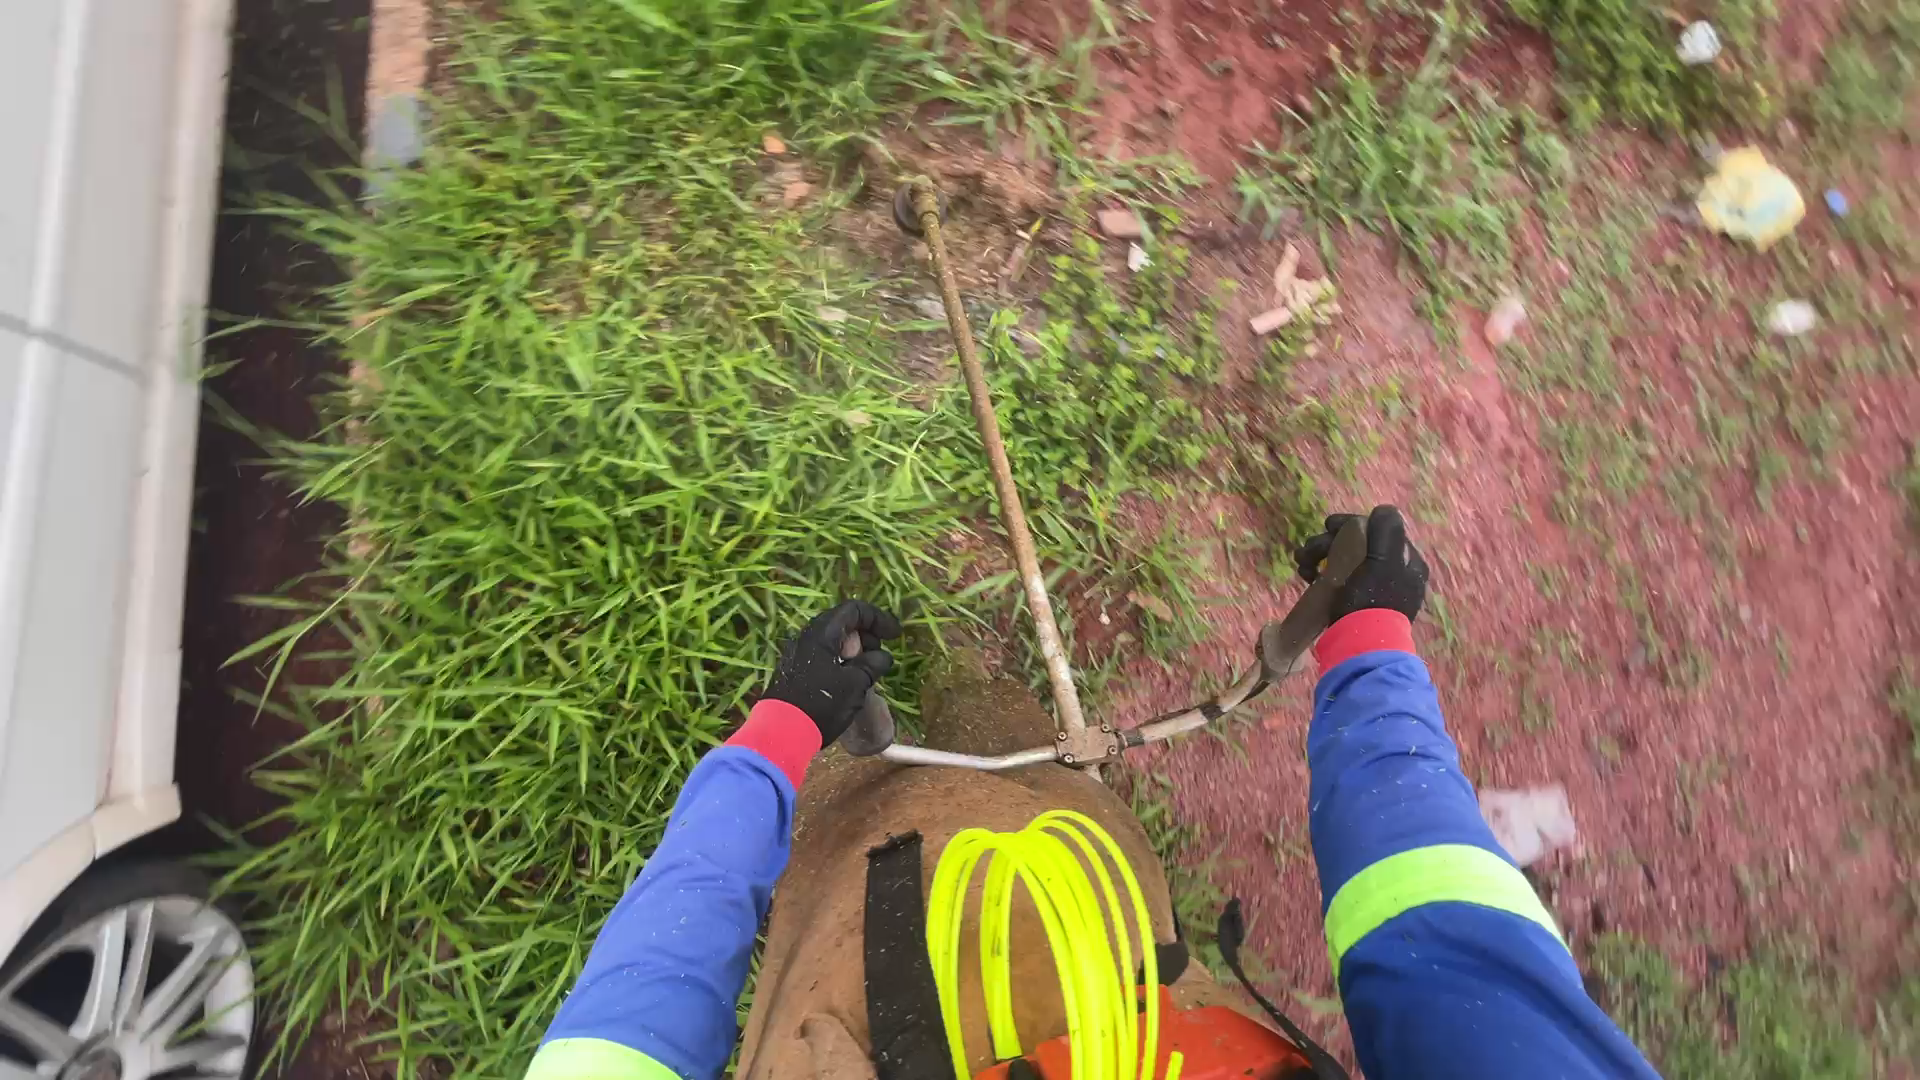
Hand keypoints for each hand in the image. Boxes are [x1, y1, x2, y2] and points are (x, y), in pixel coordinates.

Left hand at [763, 600, 901, 745]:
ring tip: (865, 670)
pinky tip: (847, 679)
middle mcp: (808, 636)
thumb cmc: (821, 704)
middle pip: (843, 622)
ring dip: (853, 648)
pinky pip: (823, 653)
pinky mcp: (794, 668)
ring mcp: (798, 652)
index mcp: (823, 634)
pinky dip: (840, 658)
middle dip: (866, 634)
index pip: (854, 610)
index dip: (878, 618)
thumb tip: (882, 657)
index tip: (894, 636)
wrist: (781, 733)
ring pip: (832, 639)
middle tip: (878, 655)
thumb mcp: (855, 684)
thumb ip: (872, 665)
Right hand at [1294, 505, 1428, 622]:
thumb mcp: (1382, 562)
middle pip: (1356, 544)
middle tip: (1305, 553)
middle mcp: (1392, 572)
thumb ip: (1386, 532)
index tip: (1327, 525)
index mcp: (1405, 561)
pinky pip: (1335, 577)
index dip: (1350, 524)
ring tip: (1301, 567)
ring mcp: (1372, 588)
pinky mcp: (1353, 602)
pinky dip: (1320, 573)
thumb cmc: (1370, 601)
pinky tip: (1307, 578)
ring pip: (1342, 559)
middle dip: (1327, 544)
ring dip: (1318, 557)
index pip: (1376, 530)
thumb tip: (1383, 510)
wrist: (1359, 645)